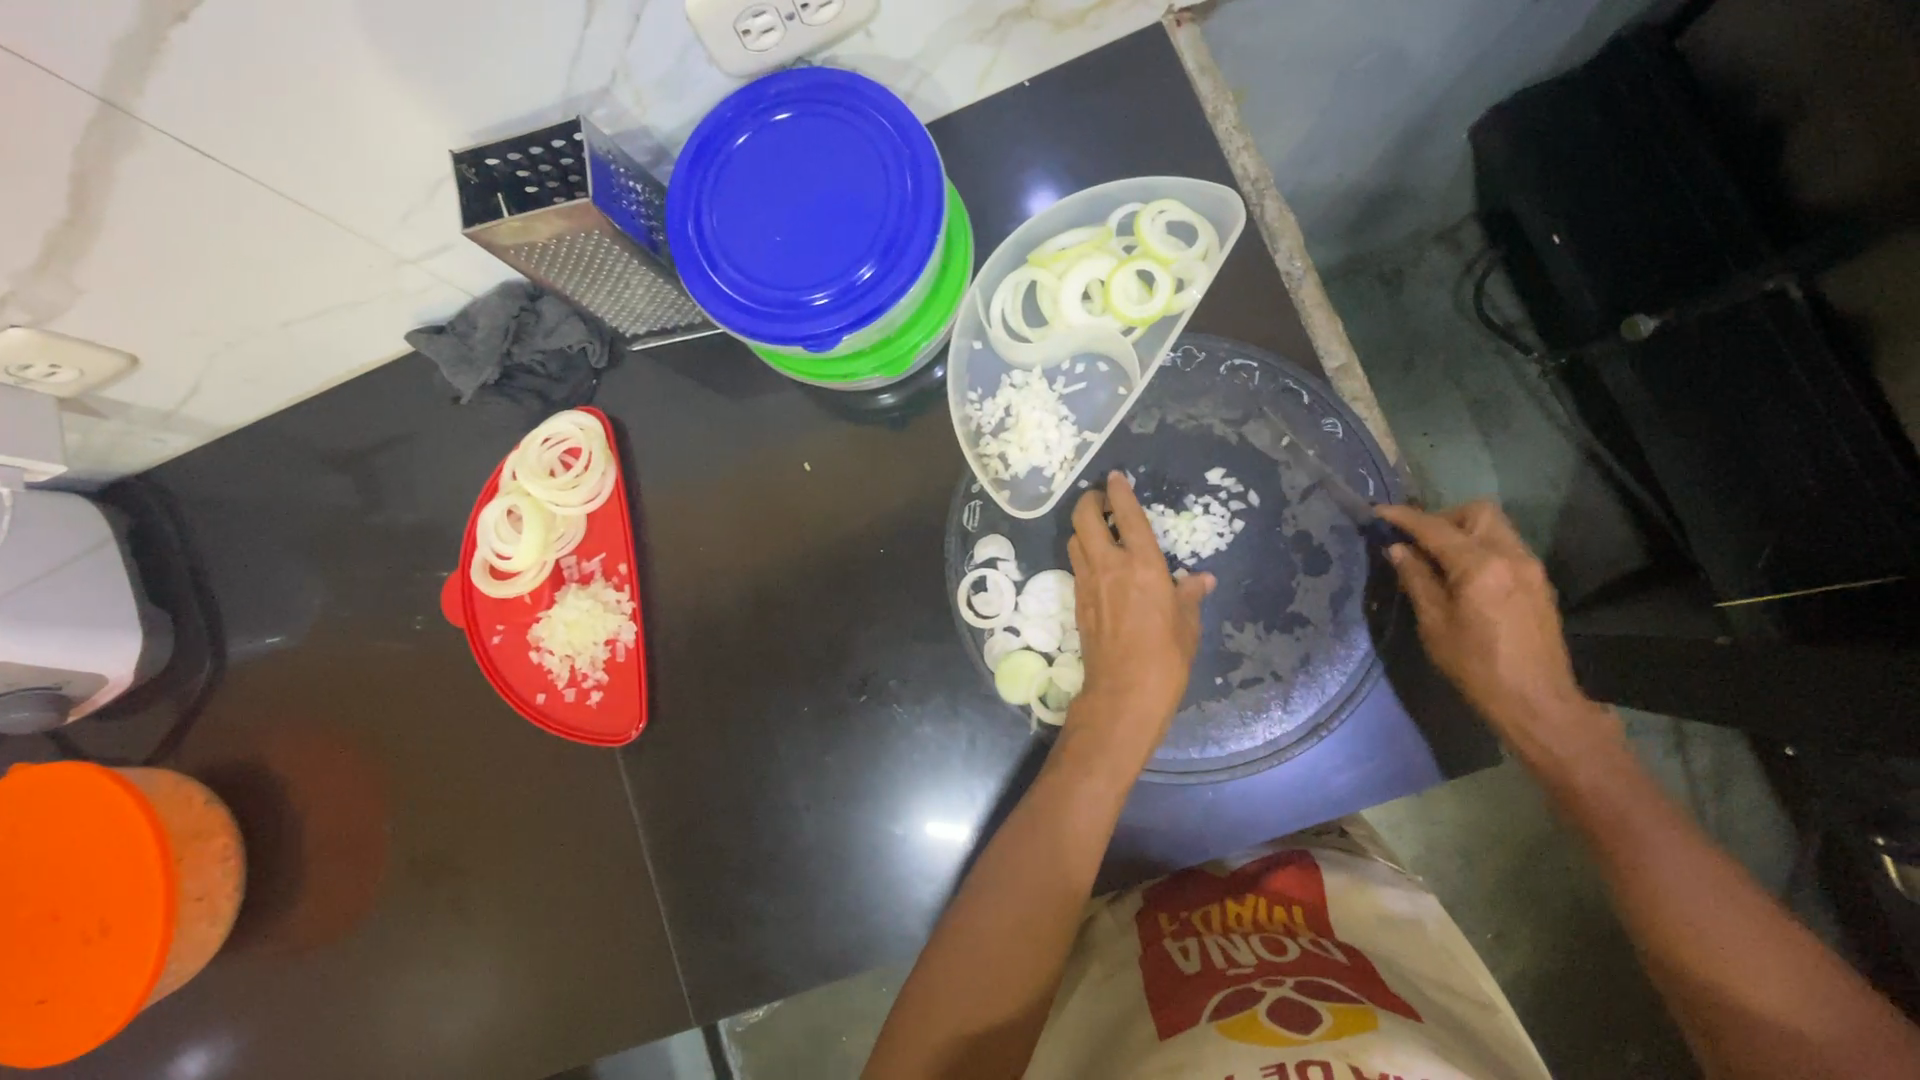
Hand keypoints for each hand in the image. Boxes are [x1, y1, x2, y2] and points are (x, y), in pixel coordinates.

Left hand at [1065, 472, 1214, 758]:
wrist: (1125, 691)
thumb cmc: (1166, 655)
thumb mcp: (1188, 622)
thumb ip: (1190, 594)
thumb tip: (1202, 579)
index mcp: (1143, 564)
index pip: (1126, 514)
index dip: (1118, 491)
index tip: (1114, 477)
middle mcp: (1109, 565)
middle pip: (1084, 518)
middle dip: (1088, 501)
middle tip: (1100, 500)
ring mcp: (1088, 584)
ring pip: (1074, 541)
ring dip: (1082, 529)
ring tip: (1098, 530)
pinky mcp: (1077, 603)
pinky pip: (1076, 567)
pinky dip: (1083, 556)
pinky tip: (1098, 566)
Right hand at [1375, 501, 1607, 742]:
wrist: (1536, 700)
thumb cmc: (1476, 667)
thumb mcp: (1434, 625)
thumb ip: (1416, 579)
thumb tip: (1398, 549)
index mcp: (1480, 566)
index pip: (1436, 528)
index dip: (1405, 518)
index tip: (1379, 513)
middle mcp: (1511, 556)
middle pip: (1477, 512)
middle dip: (1443, 517)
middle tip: (1419, 541)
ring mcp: (1530, 567)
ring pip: (1495, 527)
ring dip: (1463, 531)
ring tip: (1438, 559)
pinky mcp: (1538, 581)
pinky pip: (1506, 547)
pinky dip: (1480, 547)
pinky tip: (1464, 576)